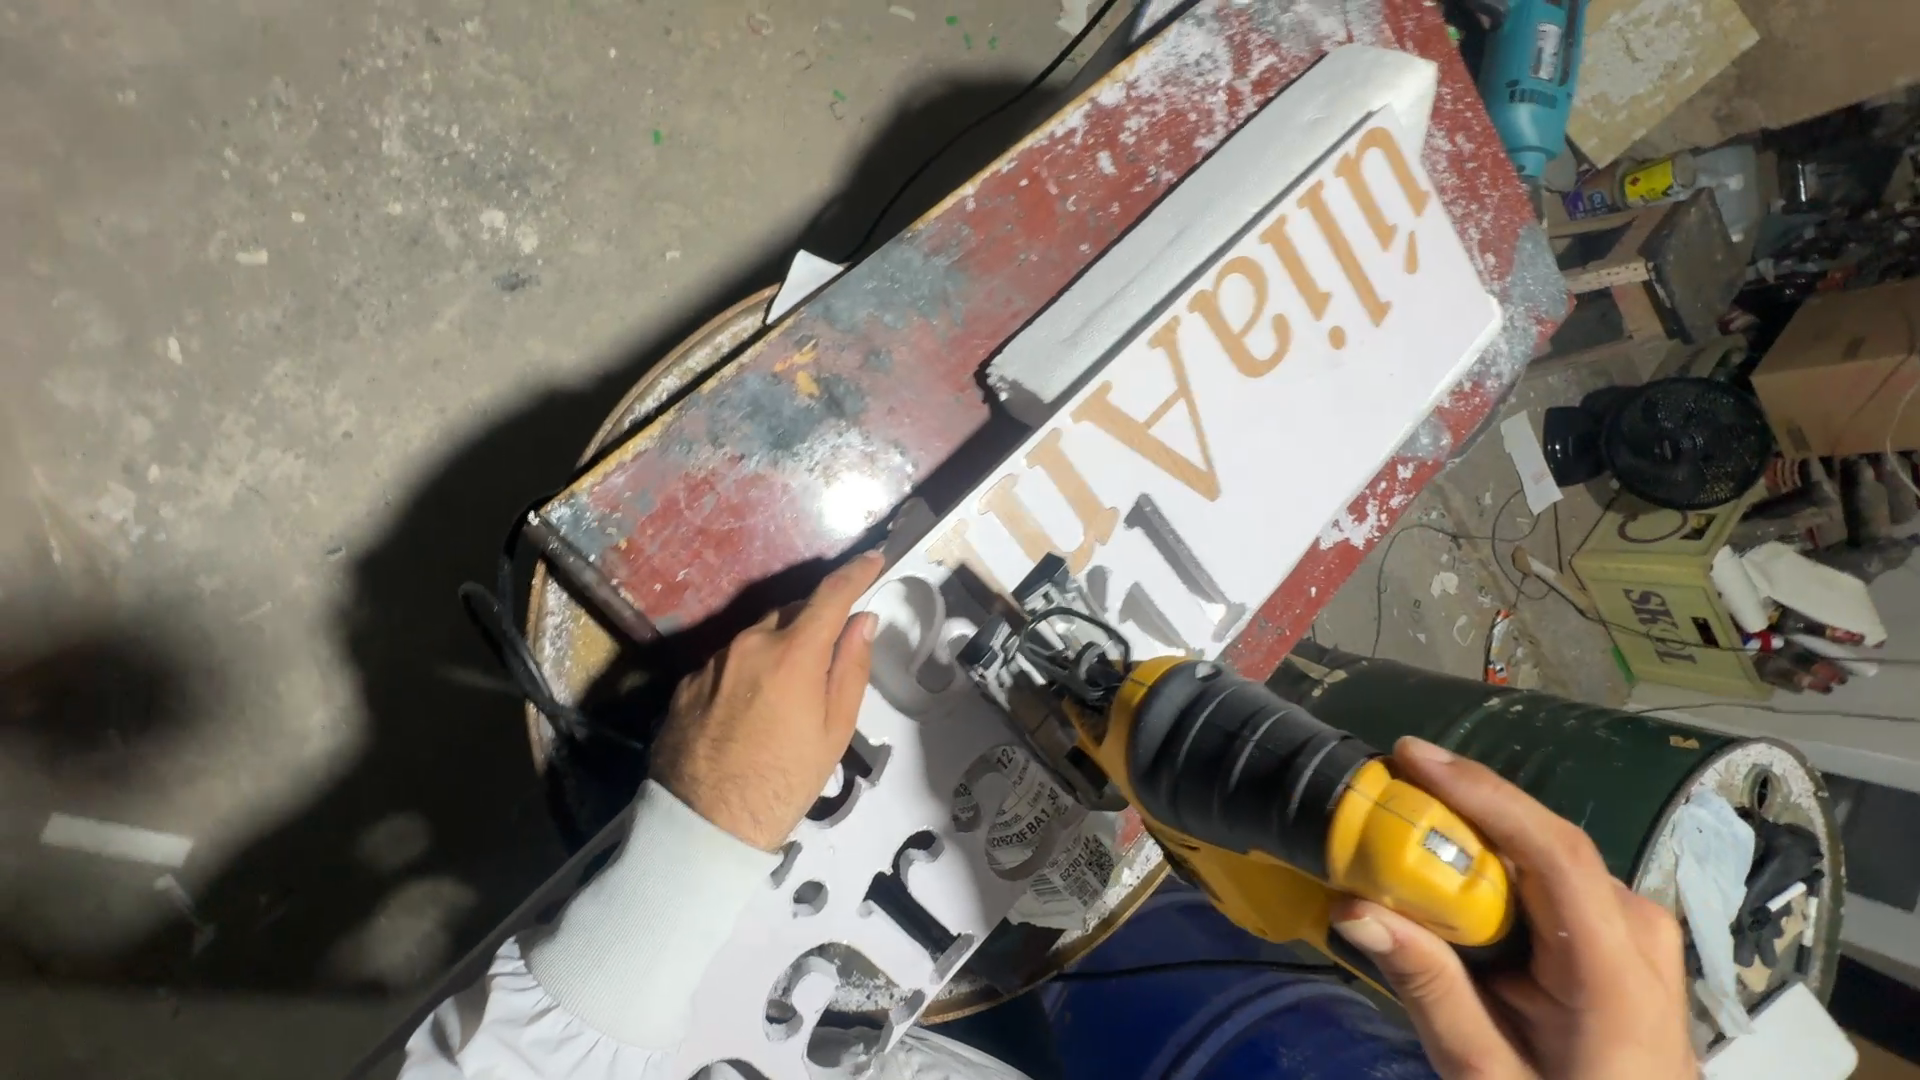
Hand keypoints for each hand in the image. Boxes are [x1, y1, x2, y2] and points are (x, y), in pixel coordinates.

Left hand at [649, 552, 883, 850]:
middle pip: (790, 614)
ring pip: (757, 638)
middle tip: (826, 657)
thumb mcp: (835, 730)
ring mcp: (712, 662)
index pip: (830, 595)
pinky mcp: (687, 682)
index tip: (873, 559)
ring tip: (784, 696)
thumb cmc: (784, 780)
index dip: (856, 573)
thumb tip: (862, 620)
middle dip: (812, 623)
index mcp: (792, 653)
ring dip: (778, 648)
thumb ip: (850, 666)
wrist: (704, 825)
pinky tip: (750, 710)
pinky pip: (728, 662)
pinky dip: (748, 670)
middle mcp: (748, 643)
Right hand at [1331, 737, 1695, 1079]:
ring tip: (1402, 811)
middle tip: (1383, 783)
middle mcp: (1634, 928)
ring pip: (1539, 845)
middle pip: (1541, 837)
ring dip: (1468, 823)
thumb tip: (1351, 908)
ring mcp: (1630, 924)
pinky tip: (1444, 855)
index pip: (1554, 852)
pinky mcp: (1613, 926)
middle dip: (1457, 800)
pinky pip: (1542, 866)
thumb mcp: (1488, 1074)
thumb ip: (1429, 991)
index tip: (1410, 756)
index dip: (1482, 793)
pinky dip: (1487, 851)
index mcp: (1615, 972)